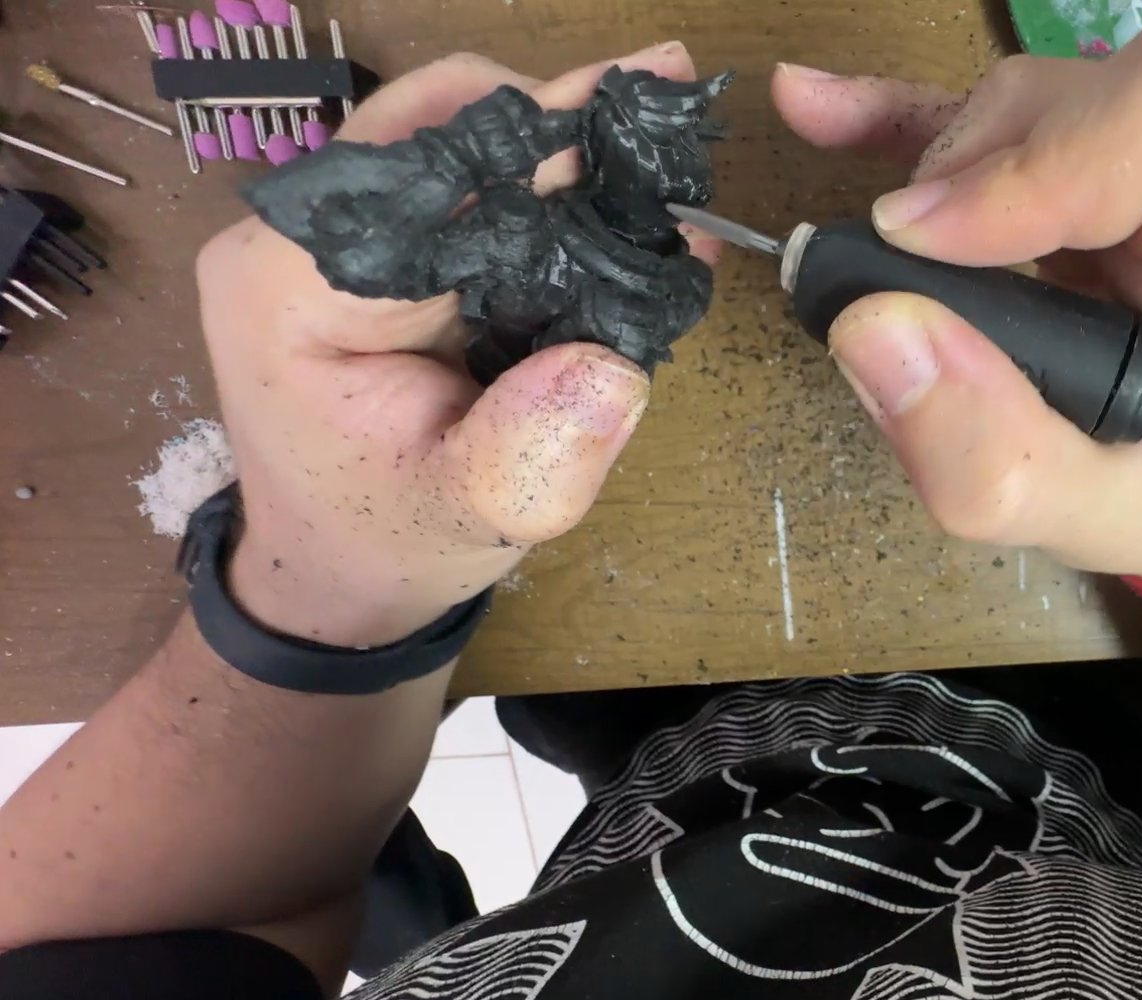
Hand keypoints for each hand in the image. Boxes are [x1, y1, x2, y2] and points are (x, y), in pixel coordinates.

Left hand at [197, 44, 718, 646]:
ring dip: (569, 157)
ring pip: (468, 151)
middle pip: (442, 128)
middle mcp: (311, 238)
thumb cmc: (398, 539)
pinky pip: (483, 199)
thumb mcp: (479, 513)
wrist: (349, 565)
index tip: (642, 122)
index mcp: (301, 284)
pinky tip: (628, 211)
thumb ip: (541, 452)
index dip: (542, 143)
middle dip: (565, 129)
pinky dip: (561, 197)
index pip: (427, 171)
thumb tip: (618, 367)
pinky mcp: (398, 259)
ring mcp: (351, 242)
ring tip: (660, 171)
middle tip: (668, 135)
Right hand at [772, 8, 1141, 582]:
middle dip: (978, 166)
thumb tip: (873, 329)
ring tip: (891, 257)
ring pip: (1044, 97)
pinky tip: (823, 110)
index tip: (925, 240)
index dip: (1041, 158)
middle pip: (1103, 91)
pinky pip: (1008, 118)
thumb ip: (996, 460)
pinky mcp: (1093, 176)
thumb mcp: (1090, 521)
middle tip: (902, 261)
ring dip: (943, 165)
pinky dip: (909, 117)